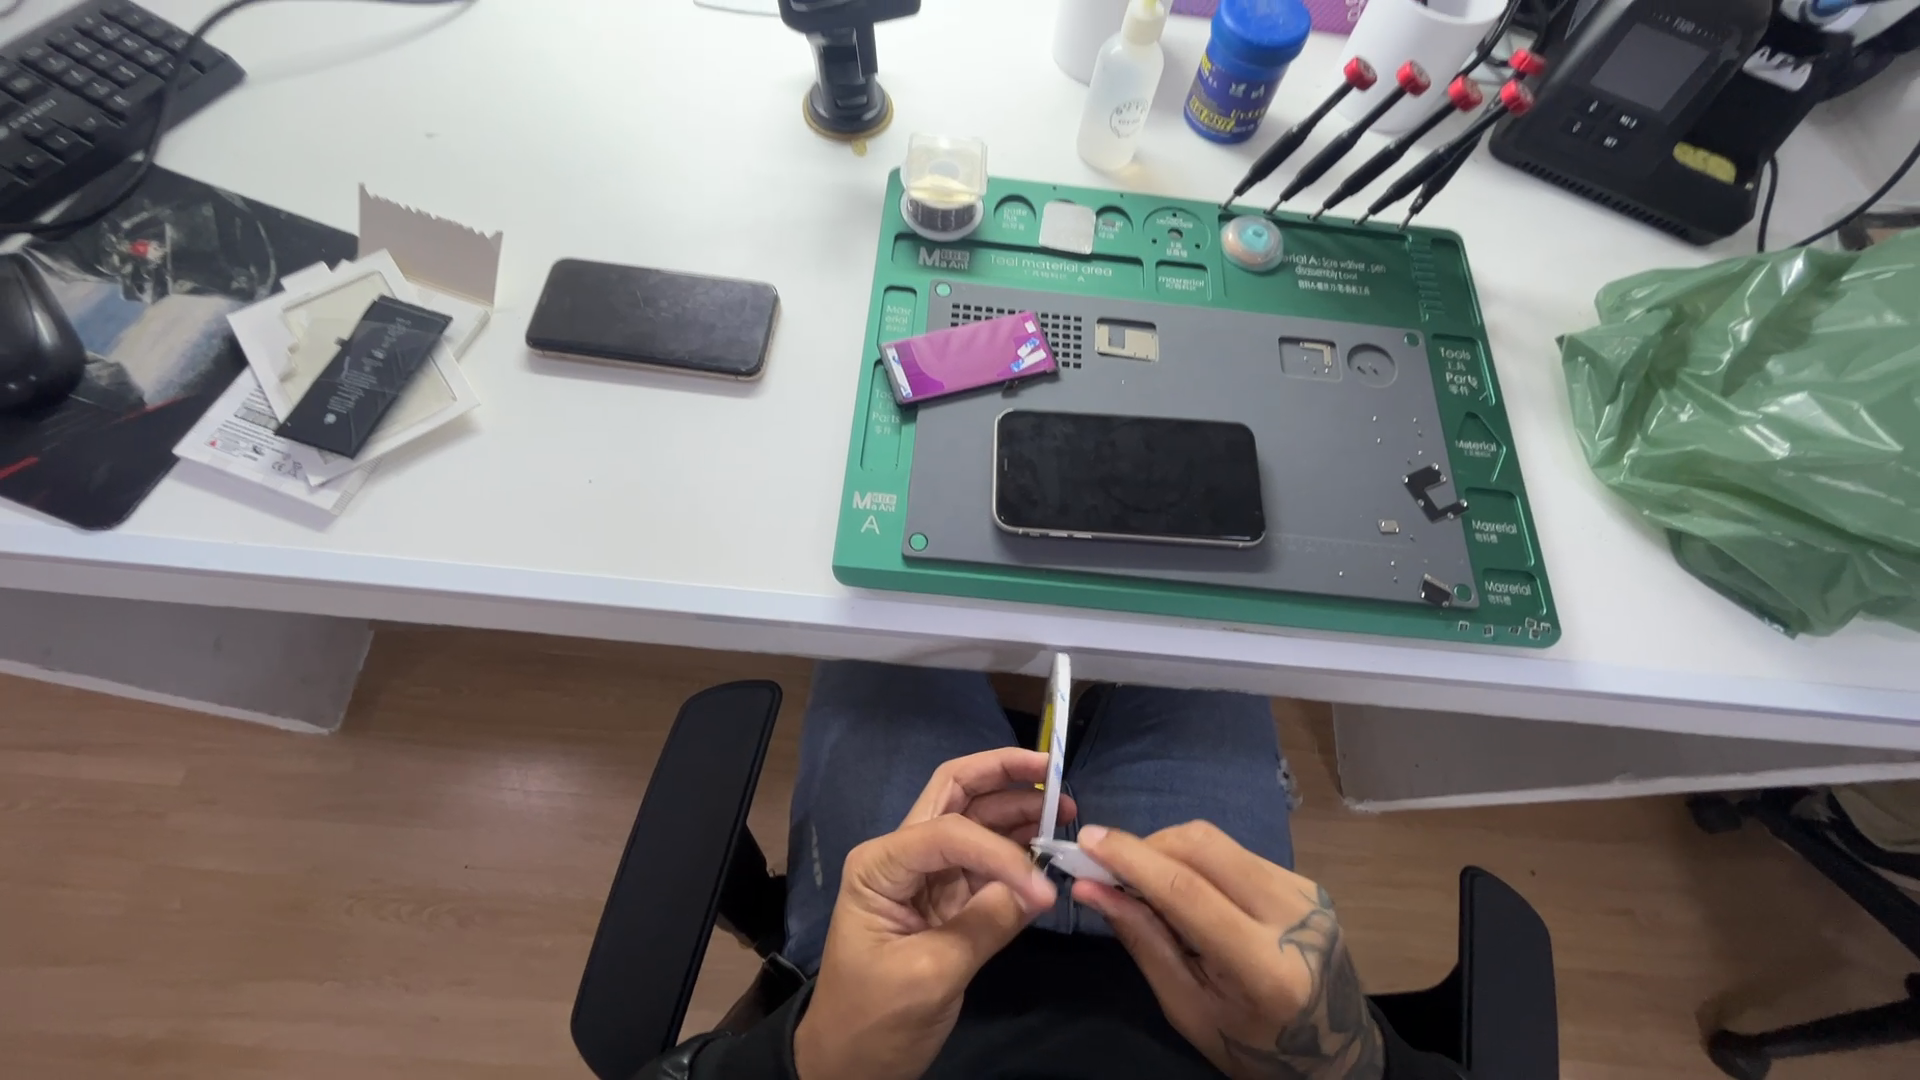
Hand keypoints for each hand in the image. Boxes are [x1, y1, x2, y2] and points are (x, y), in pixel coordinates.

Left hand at [794, 750, 1068, 1079]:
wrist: (848, 1064)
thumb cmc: (873, 1020)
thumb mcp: (929, 976)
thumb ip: (986, 924)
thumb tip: (1044, 887)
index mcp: (881, 864)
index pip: (948, 832)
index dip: (1000, 851)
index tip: (1044, 886)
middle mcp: (902, 853)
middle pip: (954, 791)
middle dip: (1002, 773)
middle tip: (1053, 771)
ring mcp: (925, 871)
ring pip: (973, 816)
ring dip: (1016, 806)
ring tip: (1064, 809)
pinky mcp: (946, 895)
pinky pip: (984, 857)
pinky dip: (1016, 846)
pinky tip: (1047, 845)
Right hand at [1073, 823, 1384, 1079]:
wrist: (1339, 1057)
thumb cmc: (1254, 1049)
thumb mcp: (1188, 1009)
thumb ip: (1142, 940)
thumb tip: (1088, 888)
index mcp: (1265, 968)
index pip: (1187, 890)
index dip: (1132, 859)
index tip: (1087, 839)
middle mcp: (1293, 918)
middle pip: (1202, 846)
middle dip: (1147, 845)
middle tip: (1112, 866)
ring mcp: (1305, 893)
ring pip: (1217, 841)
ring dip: (1169, 849)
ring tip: (1148, 881)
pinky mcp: (1306, 881)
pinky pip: (1234, 851)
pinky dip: (1197, 858)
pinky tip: (1188, 887)